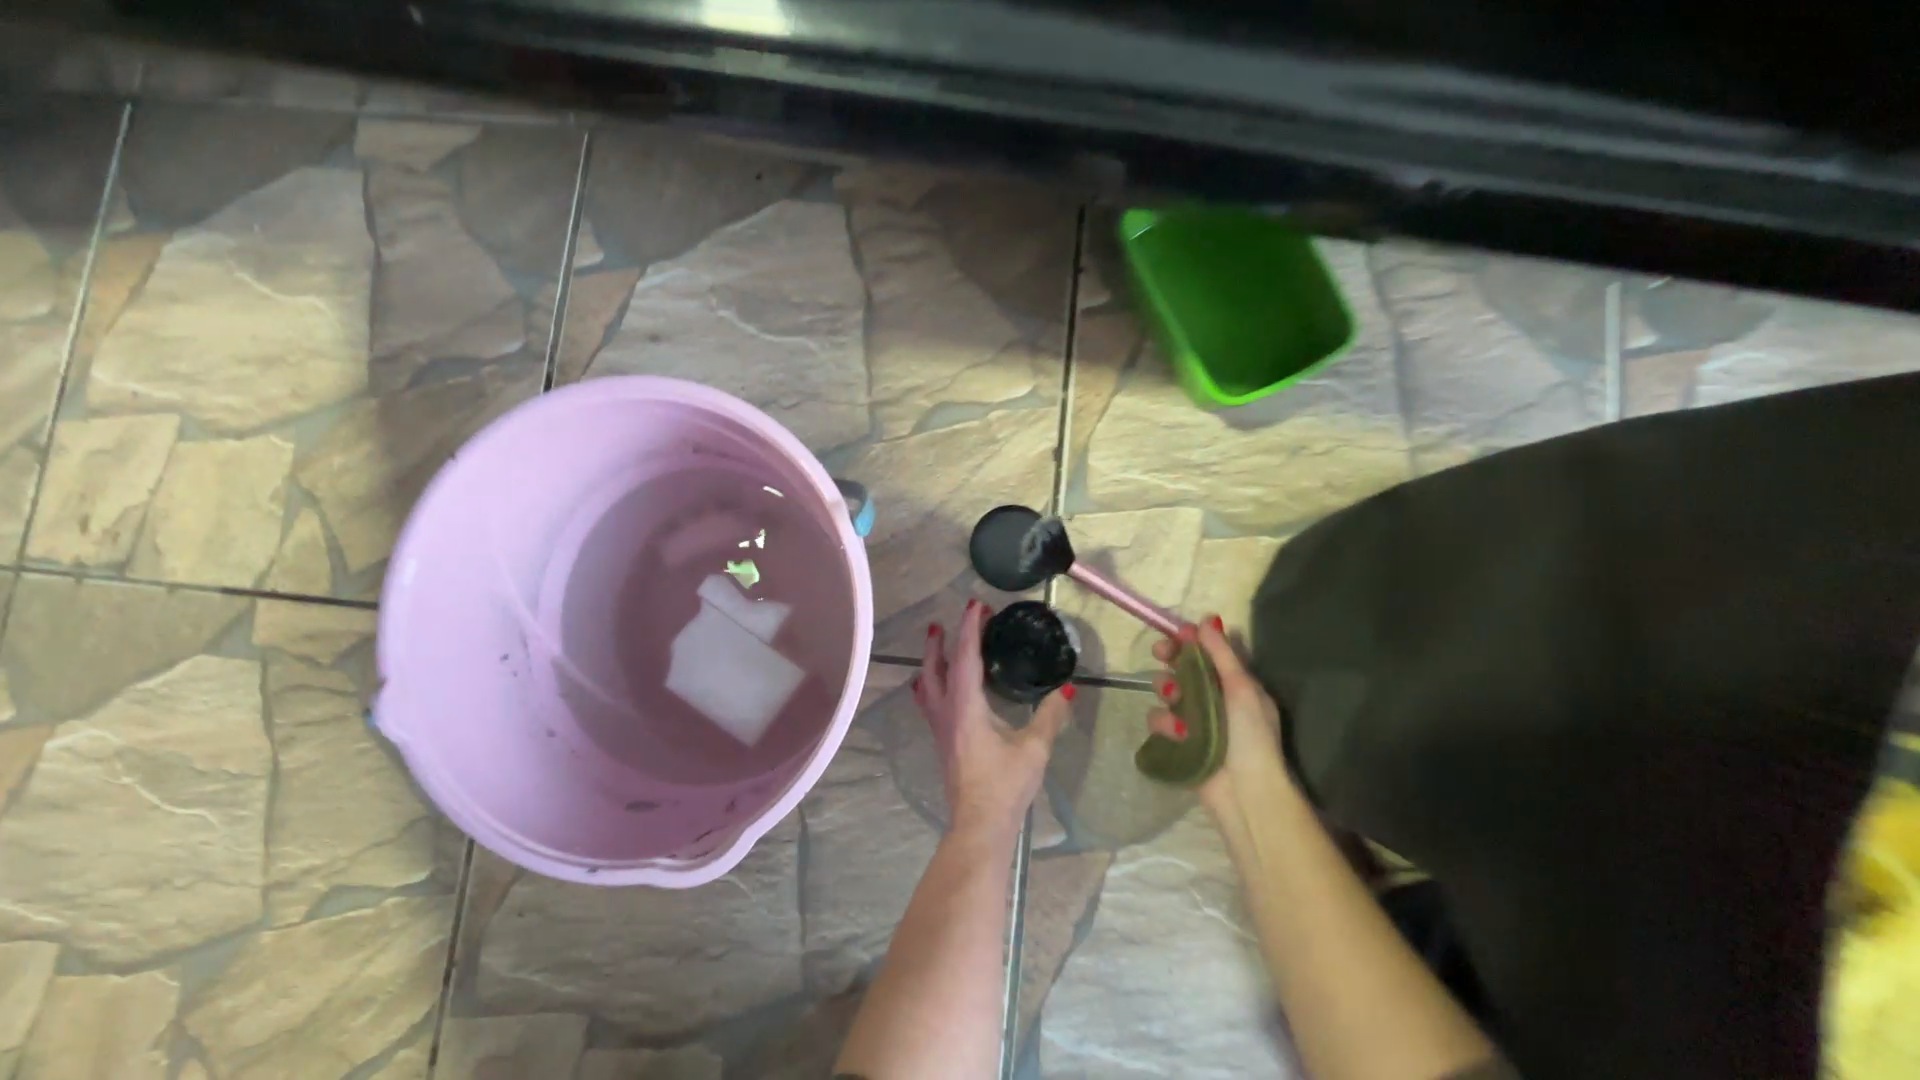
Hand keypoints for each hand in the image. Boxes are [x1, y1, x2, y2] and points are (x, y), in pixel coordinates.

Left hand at [915, 599, 1073, 843]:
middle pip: (935, 667)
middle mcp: (946, 712)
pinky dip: (935, 682)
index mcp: (965, 706)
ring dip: (933, 661)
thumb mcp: (1034, 747)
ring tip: (938, 645)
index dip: (969, 628)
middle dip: (941, 641)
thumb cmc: (1005, 784)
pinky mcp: (943, 742)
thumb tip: (1067, 688)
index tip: (976, 604)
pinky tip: (942, 687)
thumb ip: (1049, 715)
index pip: (965, 657)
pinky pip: (931, 701)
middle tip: (949, 621)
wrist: (979, 825)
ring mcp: (940, 728)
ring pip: (928, 684)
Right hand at [1149, 615, 1296, 819]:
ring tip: (1175, 700)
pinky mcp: (1177, 741)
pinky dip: (1166, 724)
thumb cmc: (1251, 736)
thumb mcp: (1242, 689)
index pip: (1206, 653)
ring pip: (1166, 692)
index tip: (1177, 634)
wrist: (1245, 791)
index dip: (1189, 641)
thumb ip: (1222, 654)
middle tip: (1161, 654)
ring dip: (1167, 691)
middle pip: (1181, 668)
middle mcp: (1212, 698)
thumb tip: (1205, 619)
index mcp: (1234, 684)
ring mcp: (1194, 720)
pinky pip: (1160, 722)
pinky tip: (1179, 733)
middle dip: (1169, 659)